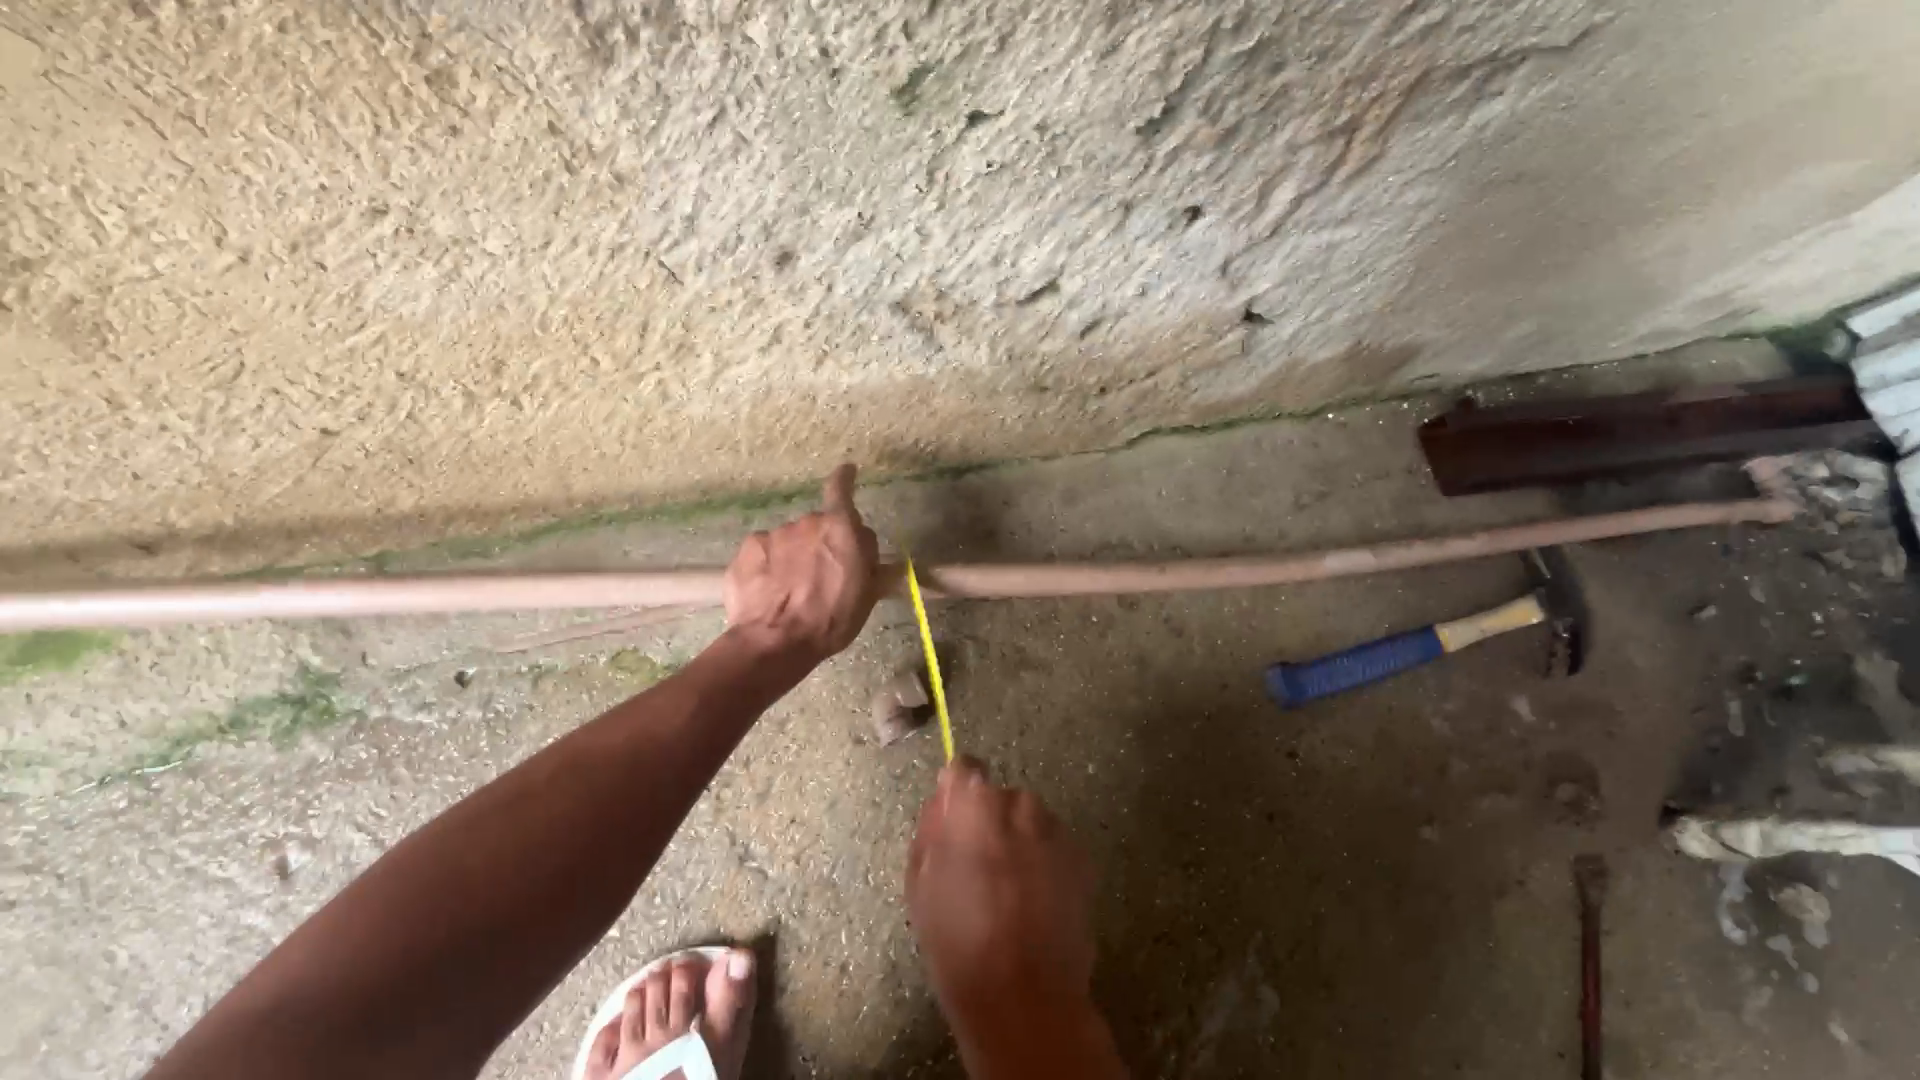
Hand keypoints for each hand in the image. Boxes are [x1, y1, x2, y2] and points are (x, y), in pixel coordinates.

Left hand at [722, 463, 880, 660]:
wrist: (776, 642)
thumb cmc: (831, 620)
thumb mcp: (867, 596)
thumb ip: (873, 566)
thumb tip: (879, 553)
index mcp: (841, 528)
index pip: (842, 490)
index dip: (845, 479)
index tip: (847, 471)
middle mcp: (807, 523)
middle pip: (818, 527)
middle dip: (821, 545)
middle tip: (822, 578)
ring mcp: (774, 534)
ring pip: (789, 542)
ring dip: (793, 558)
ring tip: (792, 592)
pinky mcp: (747, 550)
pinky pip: (763, 553)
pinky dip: (768, 567)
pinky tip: (768, 592)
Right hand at [906, 758, 1097, 1030]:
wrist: (1024, 996)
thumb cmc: (958, 940)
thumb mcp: (921, 883)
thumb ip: (932, 829)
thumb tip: (944, 800)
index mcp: (976, 806)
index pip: (964, 768)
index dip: (956, 792)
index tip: (952, 821)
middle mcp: (1021, 805)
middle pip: (999, 798)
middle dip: (989, 821)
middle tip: (977, 868)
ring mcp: (1057, 832)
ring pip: (1030, 822)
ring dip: (1019, 841)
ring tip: (1008, 892)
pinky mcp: (1083, 860)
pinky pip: (1054, 847)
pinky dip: (1044, 863)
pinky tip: (1033, 903)